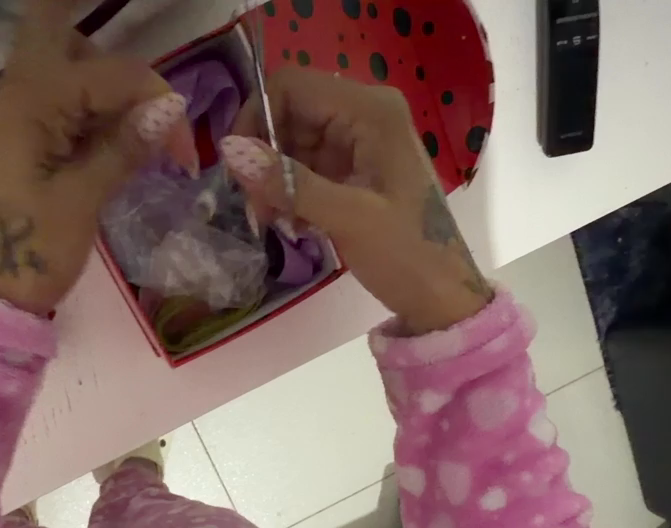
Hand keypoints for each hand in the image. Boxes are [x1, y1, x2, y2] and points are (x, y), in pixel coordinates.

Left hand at [0, 0, 196, 314]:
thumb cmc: (32, 250)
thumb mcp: (82, 201)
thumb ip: (124, 148)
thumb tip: (170, 107)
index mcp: (33, 99)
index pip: (112, 71)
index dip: (158, 101)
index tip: (186, 154)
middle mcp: (22, 90)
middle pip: (64, 30)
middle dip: (112, 56)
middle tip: (148, 97)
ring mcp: (22, 114)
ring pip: (67, 64)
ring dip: (108, 86)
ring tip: (142, 136)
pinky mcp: (29, 141)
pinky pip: (65, 101)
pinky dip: (97, 112)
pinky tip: (123, 145)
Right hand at [219, 67, 493, 333]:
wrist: (440, 297)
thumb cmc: (406, 255)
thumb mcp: (347, 218)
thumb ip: (289, 183)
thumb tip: (230, 152)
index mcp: (371, 111)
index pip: (293, 87)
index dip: (256, 119)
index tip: (238, 171)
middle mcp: (364, 115)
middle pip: (290, 114)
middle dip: (263, 156)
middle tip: (256, 209)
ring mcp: (358, 144)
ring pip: (293, 144)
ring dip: (273, 180)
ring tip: (273, 222)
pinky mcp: (353, 172)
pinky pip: (305, 169)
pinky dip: (289, 193)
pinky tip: (289, 224)